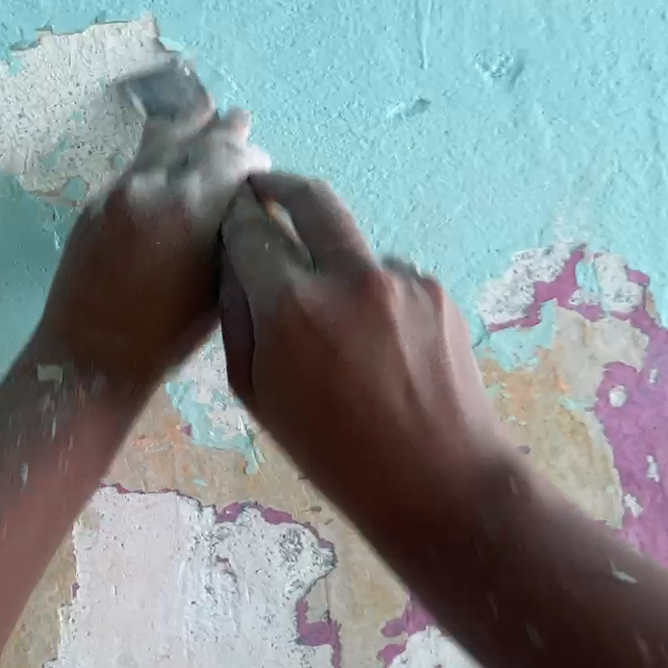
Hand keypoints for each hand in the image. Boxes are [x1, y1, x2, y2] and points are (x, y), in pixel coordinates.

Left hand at [31, 106, 266, 392]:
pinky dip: (158, 156)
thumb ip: (234, 231)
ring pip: (159, 143)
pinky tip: (167, 149)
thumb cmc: (167, 333)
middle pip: (195, 139)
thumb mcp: (219, 283)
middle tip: (240, 120)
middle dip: (223, 131)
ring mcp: (117, 190)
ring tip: (205, 113)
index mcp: (191, 206)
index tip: (263, 162)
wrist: (92, 353)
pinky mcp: (95, 202)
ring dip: (187, 130)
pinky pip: (135, 166)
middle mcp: (152, 185)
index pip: (231, 155)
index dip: (252, 155)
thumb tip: (243, 201)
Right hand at [218, 172, 511, 525]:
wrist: (437, 482)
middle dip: (278, 185)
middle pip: (309, 198)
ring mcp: (400, 279)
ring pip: (349, 243)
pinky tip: (376, 341)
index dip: (235, 217)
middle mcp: (348, 277)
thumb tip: (234, 263)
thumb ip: (237, 316)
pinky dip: (368, 292)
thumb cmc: (328, 449)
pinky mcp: (434, 290)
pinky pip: (385, 274)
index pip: (251, 230)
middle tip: (263, 187)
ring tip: (335, 321)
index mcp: (291, 307)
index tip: (230, 212)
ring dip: (330, 259)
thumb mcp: (255, 392)